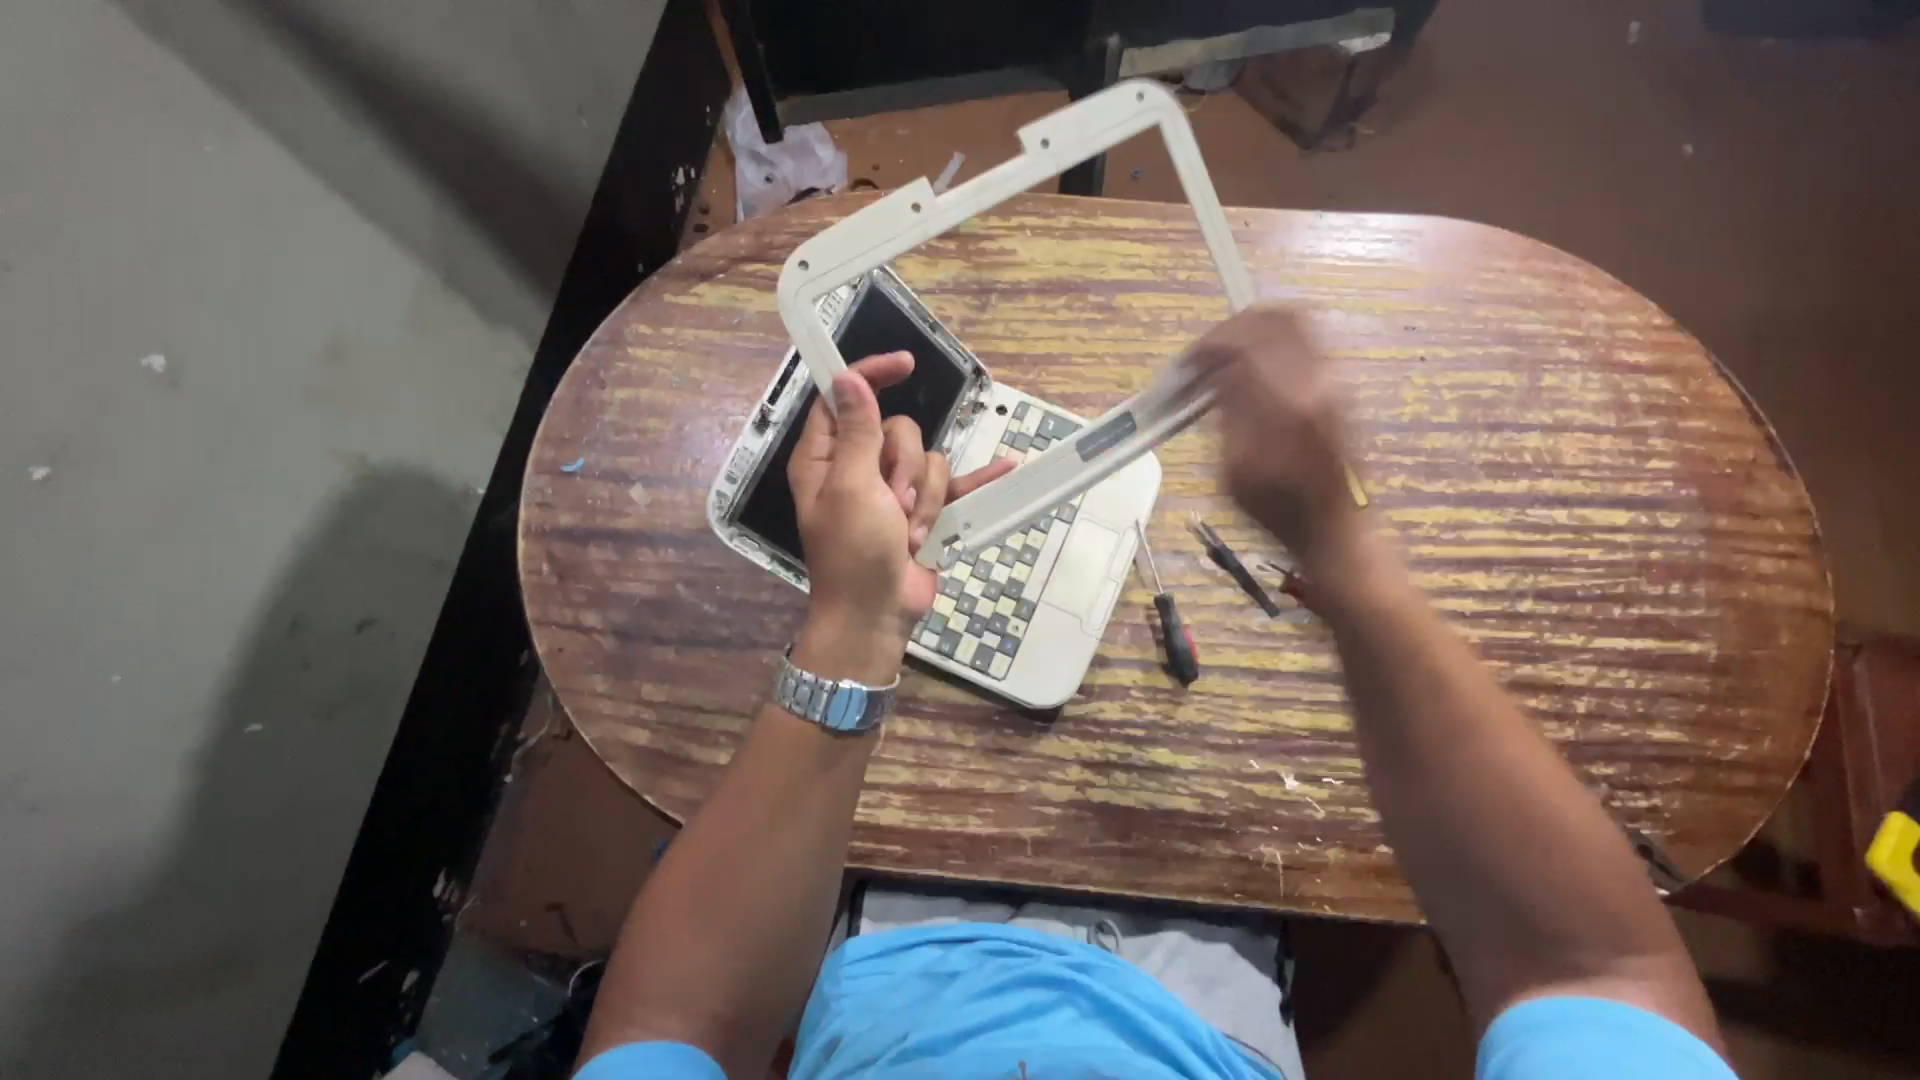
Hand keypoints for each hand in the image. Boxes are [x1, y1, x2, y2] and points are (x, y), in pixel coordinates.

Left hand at [787, 351, 1013, 682]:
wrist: (876, 616)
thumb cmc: (853, 554)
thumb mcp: (852, 488)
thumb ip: (857, 432)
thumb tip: (849, 379)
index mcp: (827, 457)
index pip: (845, 397)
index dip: (871, 375)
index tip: (905, 364)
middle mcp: (860, 467)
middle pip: (899, 430)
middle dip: (905, 468)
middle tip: (893, 505)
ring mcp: (894, 491)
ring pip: (929, 460)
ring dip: (926, 499)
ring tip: (909, 534)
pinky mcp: (924, 512)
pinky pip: (954, 486)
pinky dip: (977, 482)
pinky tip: (1007, 469)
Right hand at [1188, 305, 1362, 573]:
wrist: (1334, 530)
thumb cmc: (1276, 510)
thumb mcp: (1235, 468)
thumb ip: (1227, 411)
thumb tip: (1216, 372)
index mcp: (1288, 400)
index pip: (1244, 341)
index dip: (1207, 346)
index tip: (1185, 365)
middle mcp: (1319, 379)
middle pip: (1277, 316)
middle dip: (1233, 327)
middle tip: (1205, 353)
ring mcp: (1336, 381)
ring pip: (1294, 326)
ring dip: (1253, 335)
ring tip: (1224, 362)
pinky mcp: (1340, 389)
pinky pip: (1305, 345)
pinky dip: (1271, 348)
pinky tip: (1250, 376)